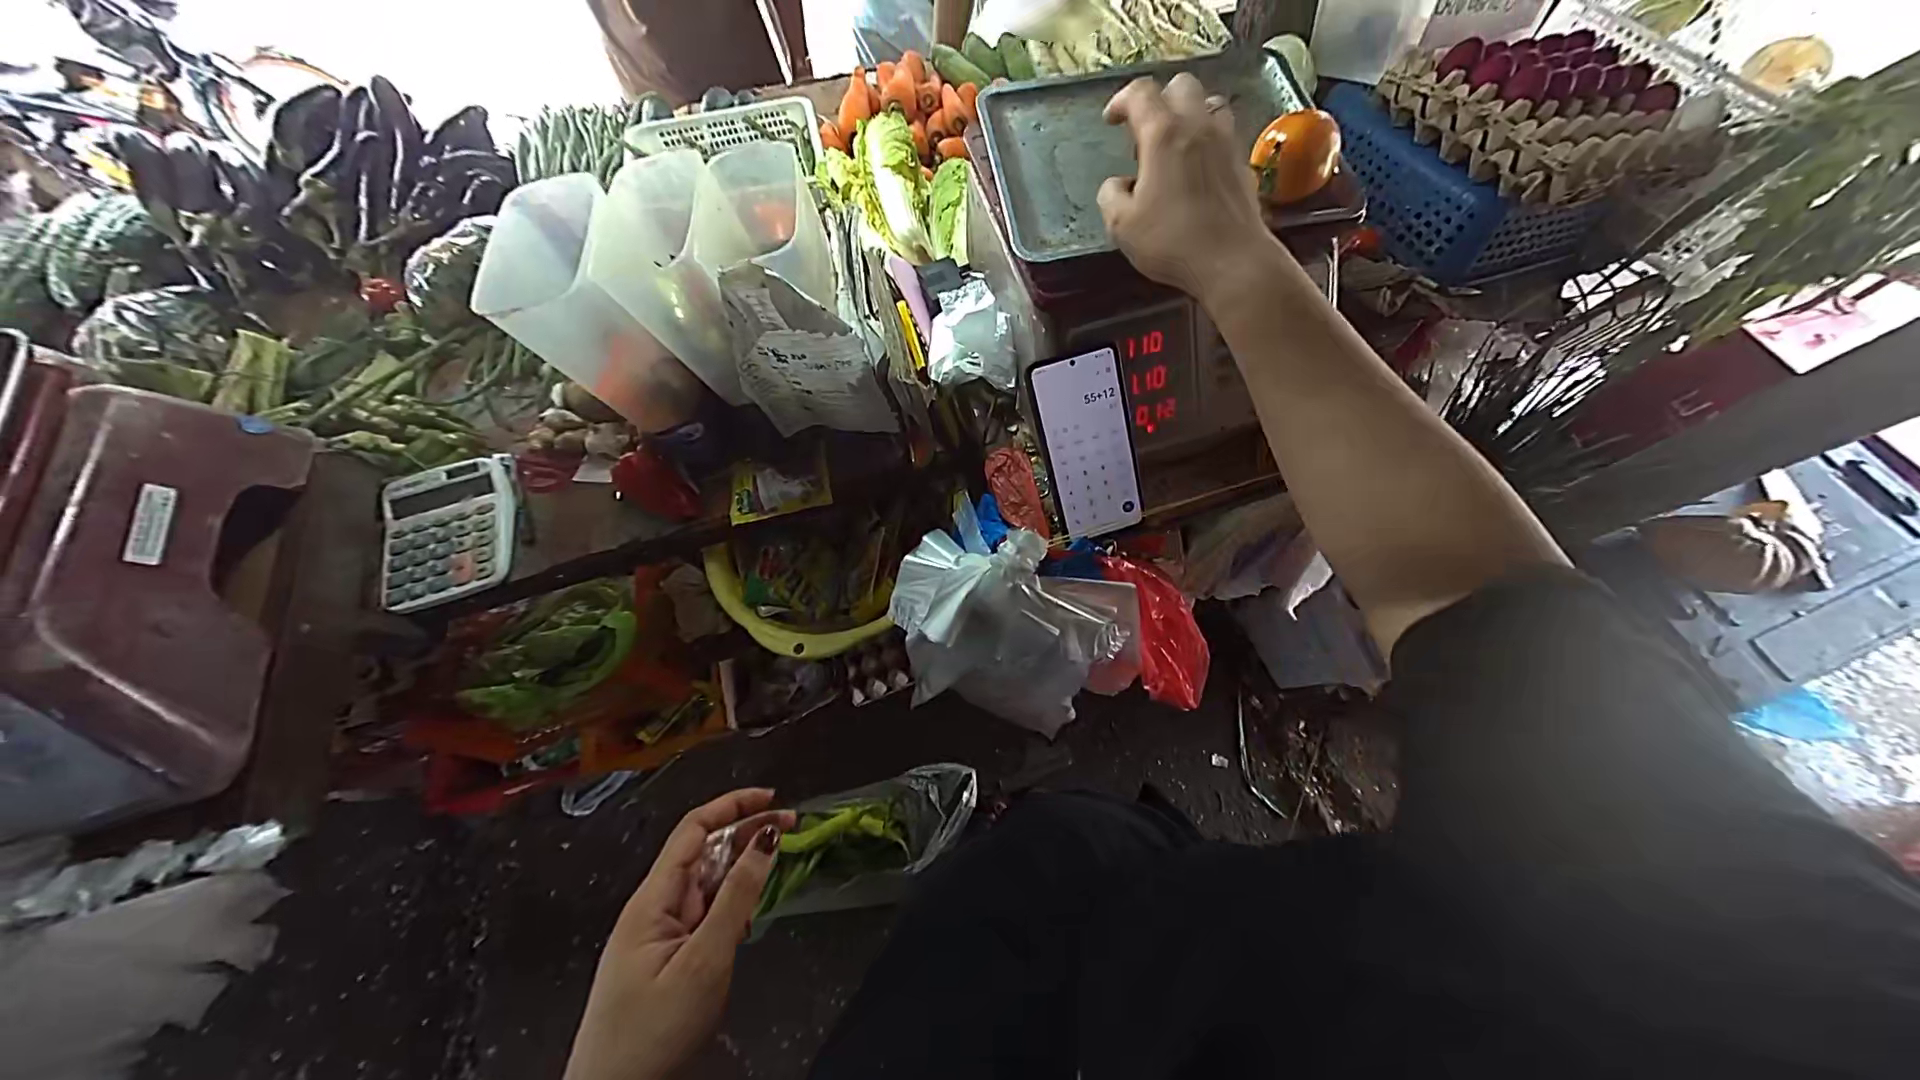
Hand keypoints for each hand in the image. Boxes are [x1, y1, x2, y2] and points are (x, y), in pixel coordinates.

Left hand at [564, 789, 795, 1079]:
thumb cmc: (651, 1034)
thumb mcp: (704, 960)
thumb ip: (738, 896)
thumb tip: (767, 838)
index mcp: (653, 899)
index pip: (694, 829)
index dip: (733, 805)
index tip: (772, 798)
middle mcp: (656, 906)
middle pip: (705, 850)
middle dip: (747, 830)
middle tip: (791, 825)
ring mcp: (662, 930)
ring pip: (709, 881)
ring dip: (744, 865)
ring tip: (780, 859)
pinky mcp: (670, 953)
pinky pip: (707, 911)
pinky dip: (734, 901)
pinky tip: (752, 907)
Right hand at [1098, 74, 1285, 304]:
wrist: (1231, 260)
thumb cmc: (1171, 242)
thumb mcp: (1121, 226)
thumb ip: (1110, 196)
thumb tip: (1116, 185)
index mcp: (1163, 135)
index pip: (1140, 94)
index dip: (1121, 101)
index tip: (1112, 119)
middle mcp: (1198, 126)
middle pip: (1180, 87)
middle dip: (1158, 102)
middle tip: (1144, 136)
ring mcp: (1226, 141)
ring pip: (1208, 105)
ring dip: (1187, 117)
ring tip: (1173, 149)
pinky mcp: (1242, 162)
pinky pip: (1223, 134)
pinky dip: (1206, 140)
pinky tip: (1196, 170)